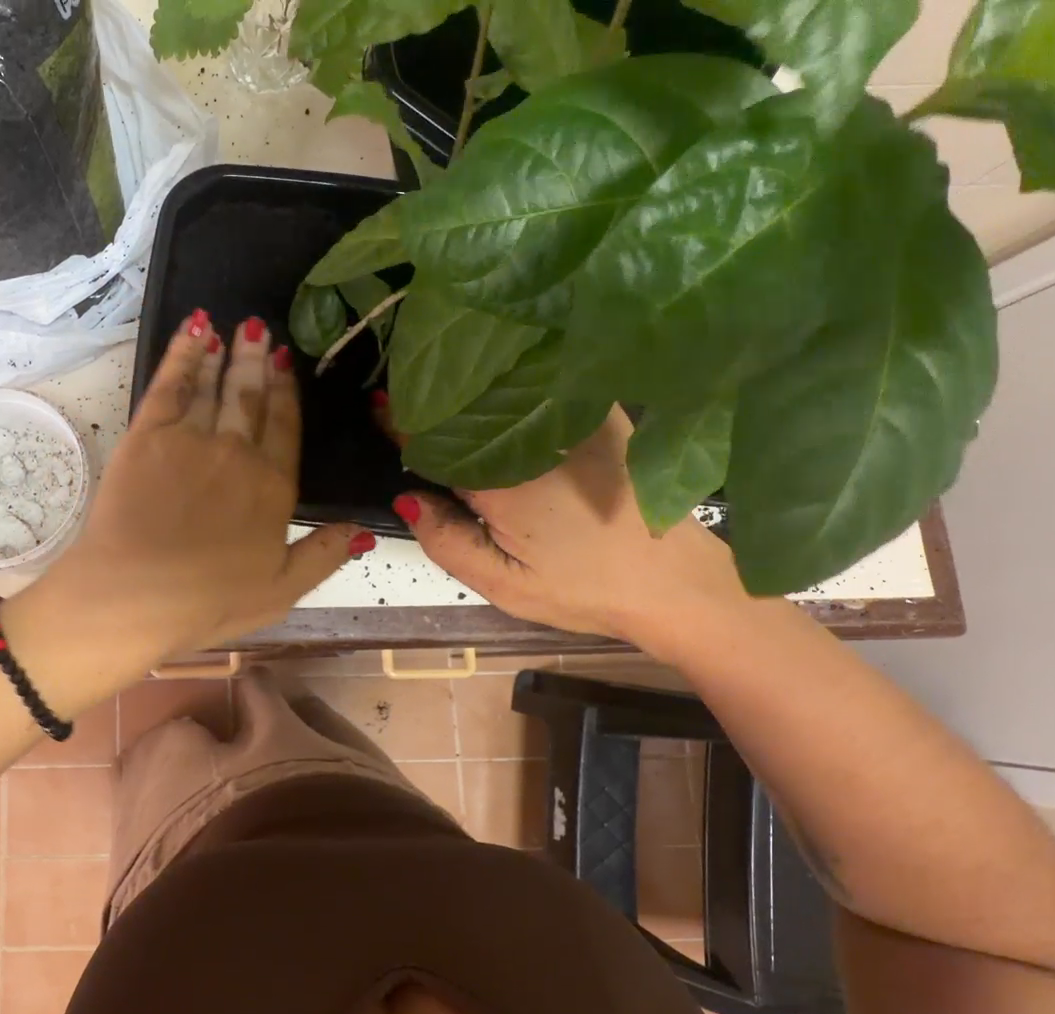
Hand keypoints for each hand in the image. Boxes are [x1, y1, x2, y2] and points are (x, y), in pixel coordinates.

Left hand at [15, 311, 370, 667]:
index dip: (286, 394)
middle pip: (250, 399)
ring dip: (222, 355)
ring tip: (227, 327)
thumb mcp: (280, 592)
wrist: (134, 596)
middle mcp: (237, 453)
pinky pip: (170, 383)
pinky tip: (193, 331)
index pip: (285, 429)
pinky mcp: (147, 436)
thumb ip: (323, 556)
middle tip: (257, 328)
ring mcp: (190, 440)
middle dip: (255, 362)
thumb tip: (363, 530)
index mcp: (272, 488)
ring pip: (211, 387)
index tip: (285, 364)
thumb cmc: (207, 603)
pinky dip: (182, 354)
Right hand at [395, 409, 750, 654]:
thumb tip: (405, 499)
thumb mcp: (505, 584)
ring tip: (447, 387)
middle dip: (433, 401)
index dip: (401, 420)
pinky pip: (545, 386)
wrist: (677, 581)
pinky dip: (516, 384)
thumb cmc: (585, 589)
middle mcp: (535, 436)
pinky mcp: (605, 415)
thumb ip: (447, 541)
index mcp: (502, 479)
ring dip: (473, 388)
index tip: (377, 403)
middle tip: (403, 395)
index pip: (435, 436)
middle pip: (468, 406)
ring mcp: (574, 420)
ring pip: (505, 391)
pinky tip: (503, 391)